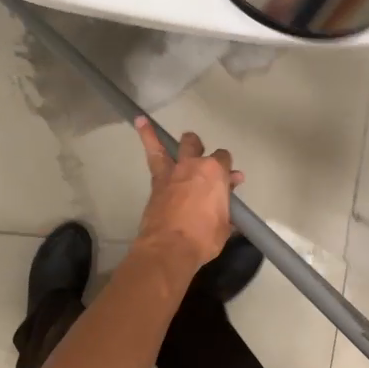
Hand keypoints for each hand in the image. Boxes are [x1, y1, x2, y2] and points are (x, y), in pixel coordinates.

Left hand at [134, 118, 243, 265]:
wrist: (170, 247)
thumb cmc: (203, 238)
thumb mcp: (224, 225)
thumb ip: (225, 208)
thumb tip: (228, 201)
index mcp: (217, 174)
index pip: (224, 160)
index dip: (226, 170)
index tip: (227, 181)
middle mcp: (196, 166)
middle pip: (201, 149)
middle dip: (202, 154)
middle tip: (202, 167)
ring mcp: (174, 170)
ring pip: (178, 146)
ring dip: (182, 142)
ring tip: (178, 136)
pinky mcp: (157, 180)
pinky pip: (153, 153)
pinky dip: (147, 136)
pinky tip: (140, 121)